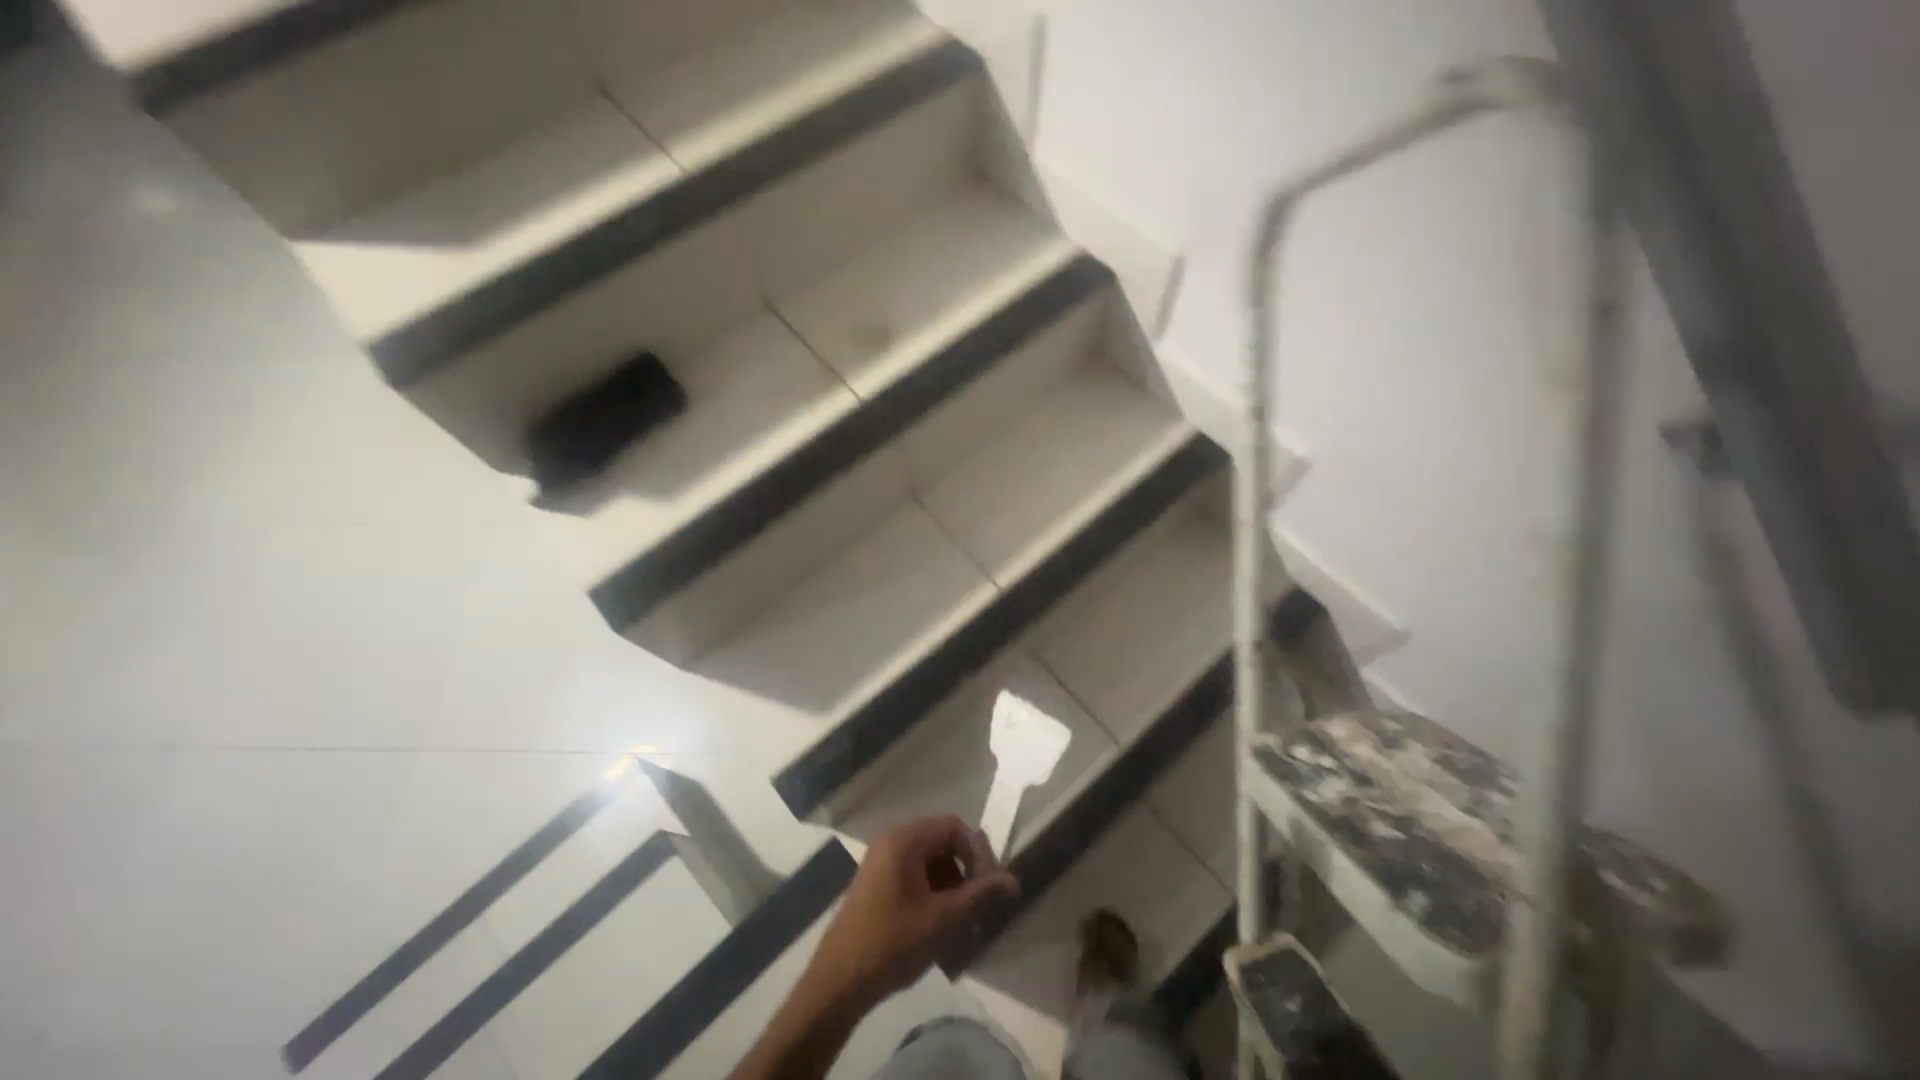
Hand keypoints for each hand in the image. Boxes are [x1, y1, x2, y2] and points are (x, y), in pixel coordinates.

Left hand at [805, 816, 1019, 1010]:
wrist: (839, 980)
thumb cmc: (893, 943)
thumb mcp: (943, 918)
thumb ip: (980, 894)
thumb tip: (1014, 879)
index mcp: (905, 840)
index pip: (955, 828)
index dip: (978, 854)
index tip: (987, 888)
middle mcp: (890, 841)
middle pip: (942, 843)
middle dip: (965, 872)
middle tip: (976, 906)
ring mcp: (879, 862)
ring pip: (929, 862)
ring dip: (950, 886)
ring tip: (959, 922)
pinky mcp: (874, 883)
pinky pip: (912, 876)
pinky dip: (931, 894)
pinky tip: (937, 926)